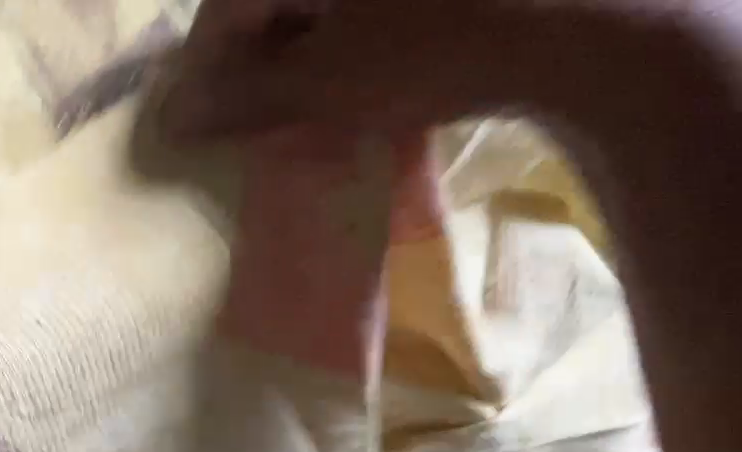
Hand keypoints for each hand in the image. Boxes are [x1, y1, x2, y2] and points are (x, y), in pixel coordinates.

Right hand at [159, 0, 736, 138]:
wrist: (601, 24)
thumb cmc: (441, 47)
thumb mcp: (323, 82)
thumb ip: (237, 97)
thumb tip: (170, 119)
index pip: (228, 6)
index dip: (206, 65)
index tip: (202, 118)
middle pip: (273, 3)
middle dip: (256, 56)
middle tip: (255, 113)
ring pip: (320, 6)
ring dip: (302, 48)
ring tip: (310, 98)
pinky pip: (364, 10)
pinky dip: (353, 33)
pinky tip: (363, 67)